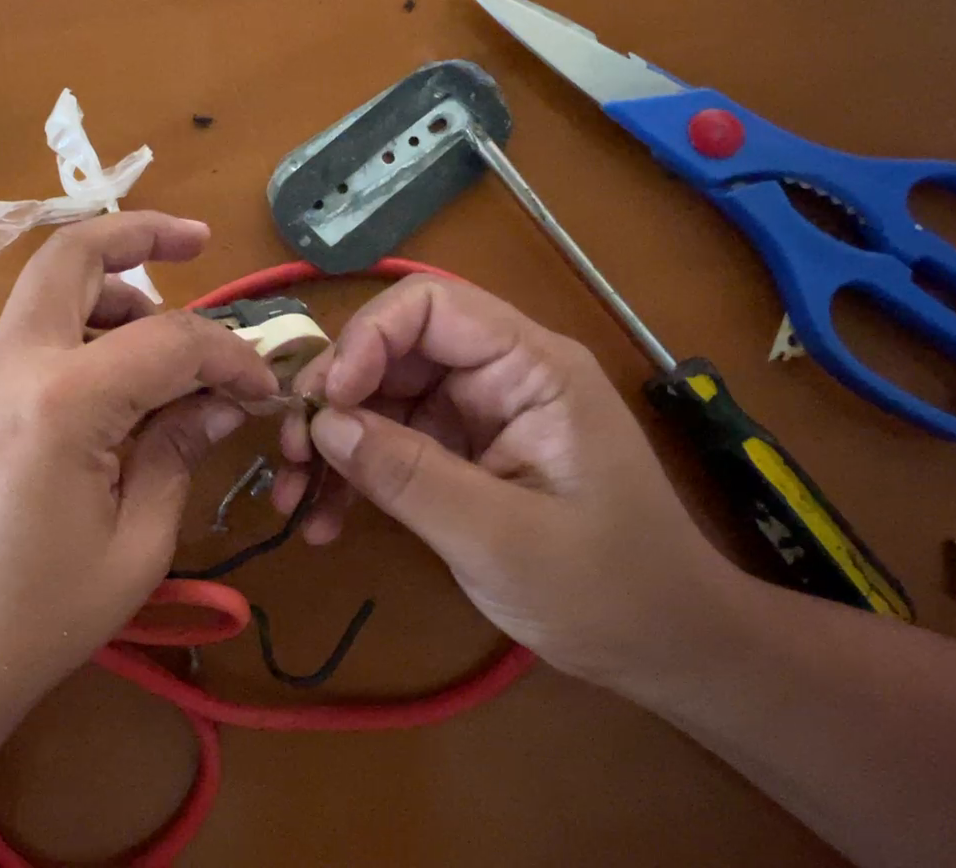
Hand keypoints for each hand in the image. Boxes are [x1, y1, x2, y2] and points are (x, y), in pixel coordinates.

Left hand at [0, 211, 277, 699]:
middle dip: (138, 231)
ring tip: (168, 333)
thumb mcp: (140, 538)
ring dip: (111, 284)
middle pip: (72, 254)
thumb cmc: (45, 612)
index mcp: (62, 399)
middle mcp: (14, 362)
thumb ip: (181, 447)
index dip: (228, 355)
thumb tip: (226, 396)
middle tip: (199, 240)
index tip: (263, 386)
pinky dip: (83, 321)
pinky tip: (122, 370)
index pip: (168, 339)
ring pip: (49, 285)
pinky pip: (36, 327)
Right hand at [273, 274, 748, 687]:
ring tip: (293, 500)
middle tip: (291, 455)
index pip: (428, 306)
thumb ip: (408, 474)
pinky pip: (386, 446)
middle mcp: (496, 377)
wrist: (665, 650)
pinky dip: (349, 478)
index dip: (365, 340)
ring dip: (328, 445)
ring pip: (375, 401)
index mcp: (529, 368)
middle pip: (389, 352)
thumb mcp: (499, 537)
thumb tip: (322, 423)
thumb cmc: (607, 590)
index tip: (327, 403)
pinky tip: (324, 522)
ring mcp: (473, 416)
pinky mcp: (457, 455)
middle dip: (331, 399)